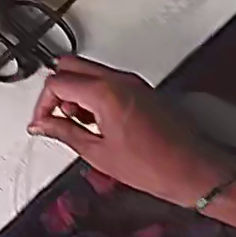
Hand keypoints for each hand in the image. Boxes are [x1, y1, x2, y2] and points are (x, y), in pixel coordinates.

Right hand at [26, 55, 219, 204]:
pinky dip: (92, 93)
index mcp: (104, 93)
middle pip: (69, 65)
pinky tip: (96, 121)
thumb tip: (43, 125)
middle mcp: (118, 80)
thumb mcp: (98, 153)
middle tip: (53, 115)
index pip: (57, 83)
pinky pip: (106, 79)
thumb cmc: (156, 165)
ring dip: (74, 90)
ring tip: (76, 122)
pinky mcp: (141, 89)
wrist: (194, 171)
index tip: (42, 121)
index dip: (43, 104)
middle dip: (55, 90)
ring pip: (88, 70)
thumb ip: (64, 132)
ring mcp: (132, 82)